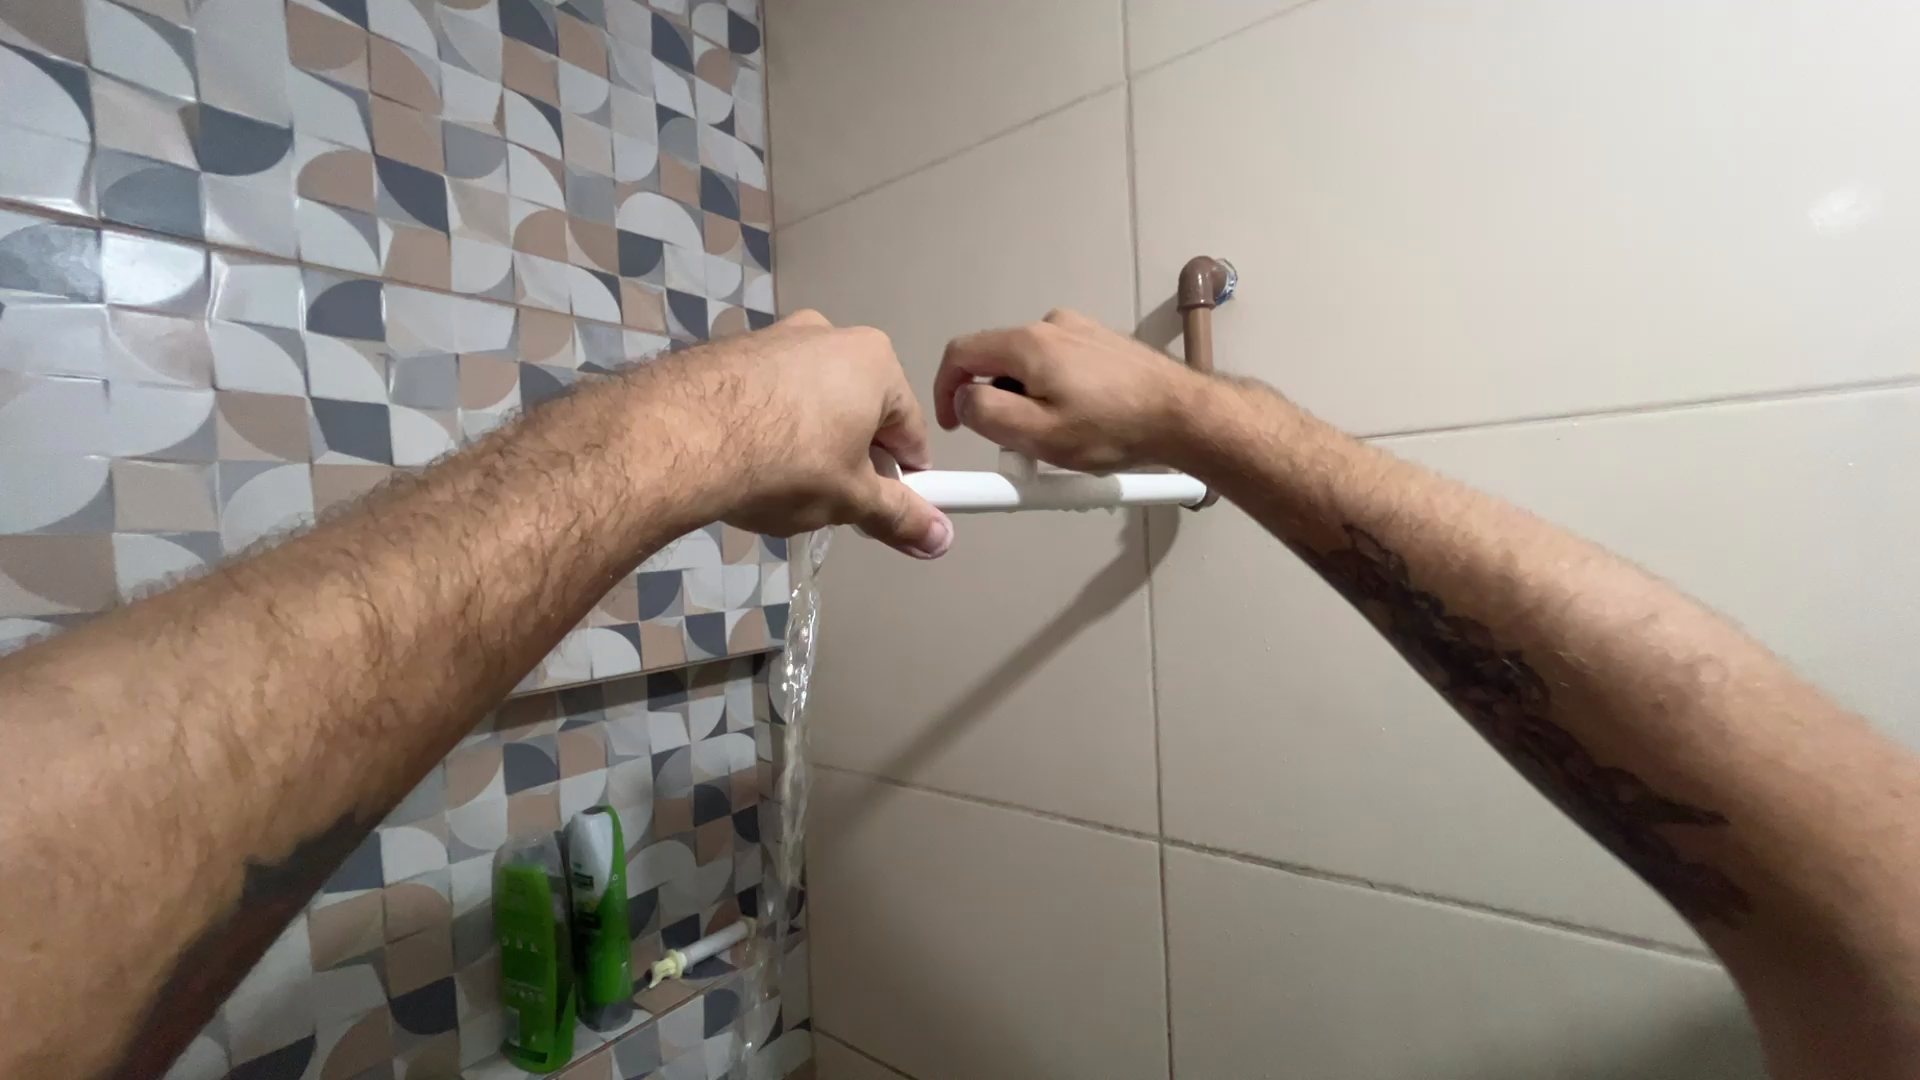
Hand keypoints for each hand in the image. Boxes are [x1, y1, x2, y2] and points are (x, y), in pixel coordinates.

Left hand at [643, 311, 951, 557]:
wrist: (674, 437)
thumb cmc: (784, 464)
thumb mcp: (850, 499)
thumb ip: (900, 516)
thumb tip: (943, 539)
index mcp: (875, 361)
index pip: (911, 434)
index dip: (905, 481)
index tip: (886, 511)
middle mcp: (830, 334)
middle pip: (862, 414)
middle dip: (853, 460)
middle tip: (827, 500)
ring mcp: (777, 337)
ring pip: (815, 405)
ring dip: (811, 444)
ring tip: (780, 484)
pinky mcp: (731, 349)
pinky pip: (771, 396)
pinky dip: (770, 427)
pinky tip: (747, 461)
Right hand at [934, 309, 1207, 472]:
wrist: (1184, 415)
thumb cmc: (1112, 429)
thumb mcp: (1038, 434)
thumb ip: (986, 413)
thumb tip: (966, 398)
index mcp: (1028, 343)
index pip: (961, 353)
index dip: (946, 390)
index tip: (955, 424)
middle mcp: (1051, 325)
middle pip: (997, 361)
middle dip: (994, 402)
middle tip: (1016, 444)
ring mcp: (1081, 330)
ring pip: (1029, 365)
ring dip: (1026, 399)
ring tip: (1056, 438)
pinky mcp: (1103, 343)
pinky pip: (1060, 365)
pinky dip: (1054, 391)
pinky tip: (1081, 420)